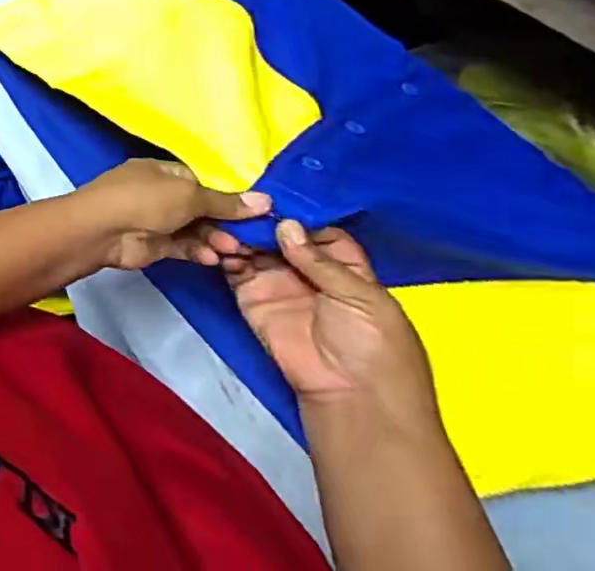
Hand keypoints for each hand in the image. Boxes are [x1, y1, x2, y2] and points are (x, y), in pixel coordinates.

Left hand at [76, 159, 268, 270]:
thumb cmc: (143, 200)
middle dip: (228, 223)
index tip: (260, 210)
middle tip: (251, 238)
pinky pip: (185, 246)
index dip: (230, 195)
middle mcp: (159, 193)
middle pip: (203, 208)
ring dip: (217, 240)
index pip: (202, 180)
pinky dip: (200, 251)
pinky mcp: (155, 243)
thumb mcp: (188, 194)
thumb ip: (225, 202)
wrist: (101, 230)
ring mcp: (156, 219)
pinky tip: (212, 258)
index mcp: (162, 172)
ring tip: (231, 250)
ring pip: (197, 230)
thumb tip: (265, 200)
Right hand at [224, 220, 437, 413]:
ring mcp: (276, 282)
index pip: (318, 232)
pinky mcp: (249, 295)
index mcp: (345, 269)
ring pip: (252, 247)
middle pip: (279, 236)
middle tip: (240, 209)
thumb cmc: (375, 347)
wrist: (349, 394)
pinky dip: (223, 254)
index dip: (299, 216)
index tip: (275, 199)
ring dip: (238, 235)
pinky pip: (232, 267)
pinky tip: (219, 246)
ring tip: (227, 229)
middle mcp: (307, 271)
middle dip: (260, 222)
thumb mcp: (363, 299)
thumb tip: (285, 224)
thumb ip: (321, 261)